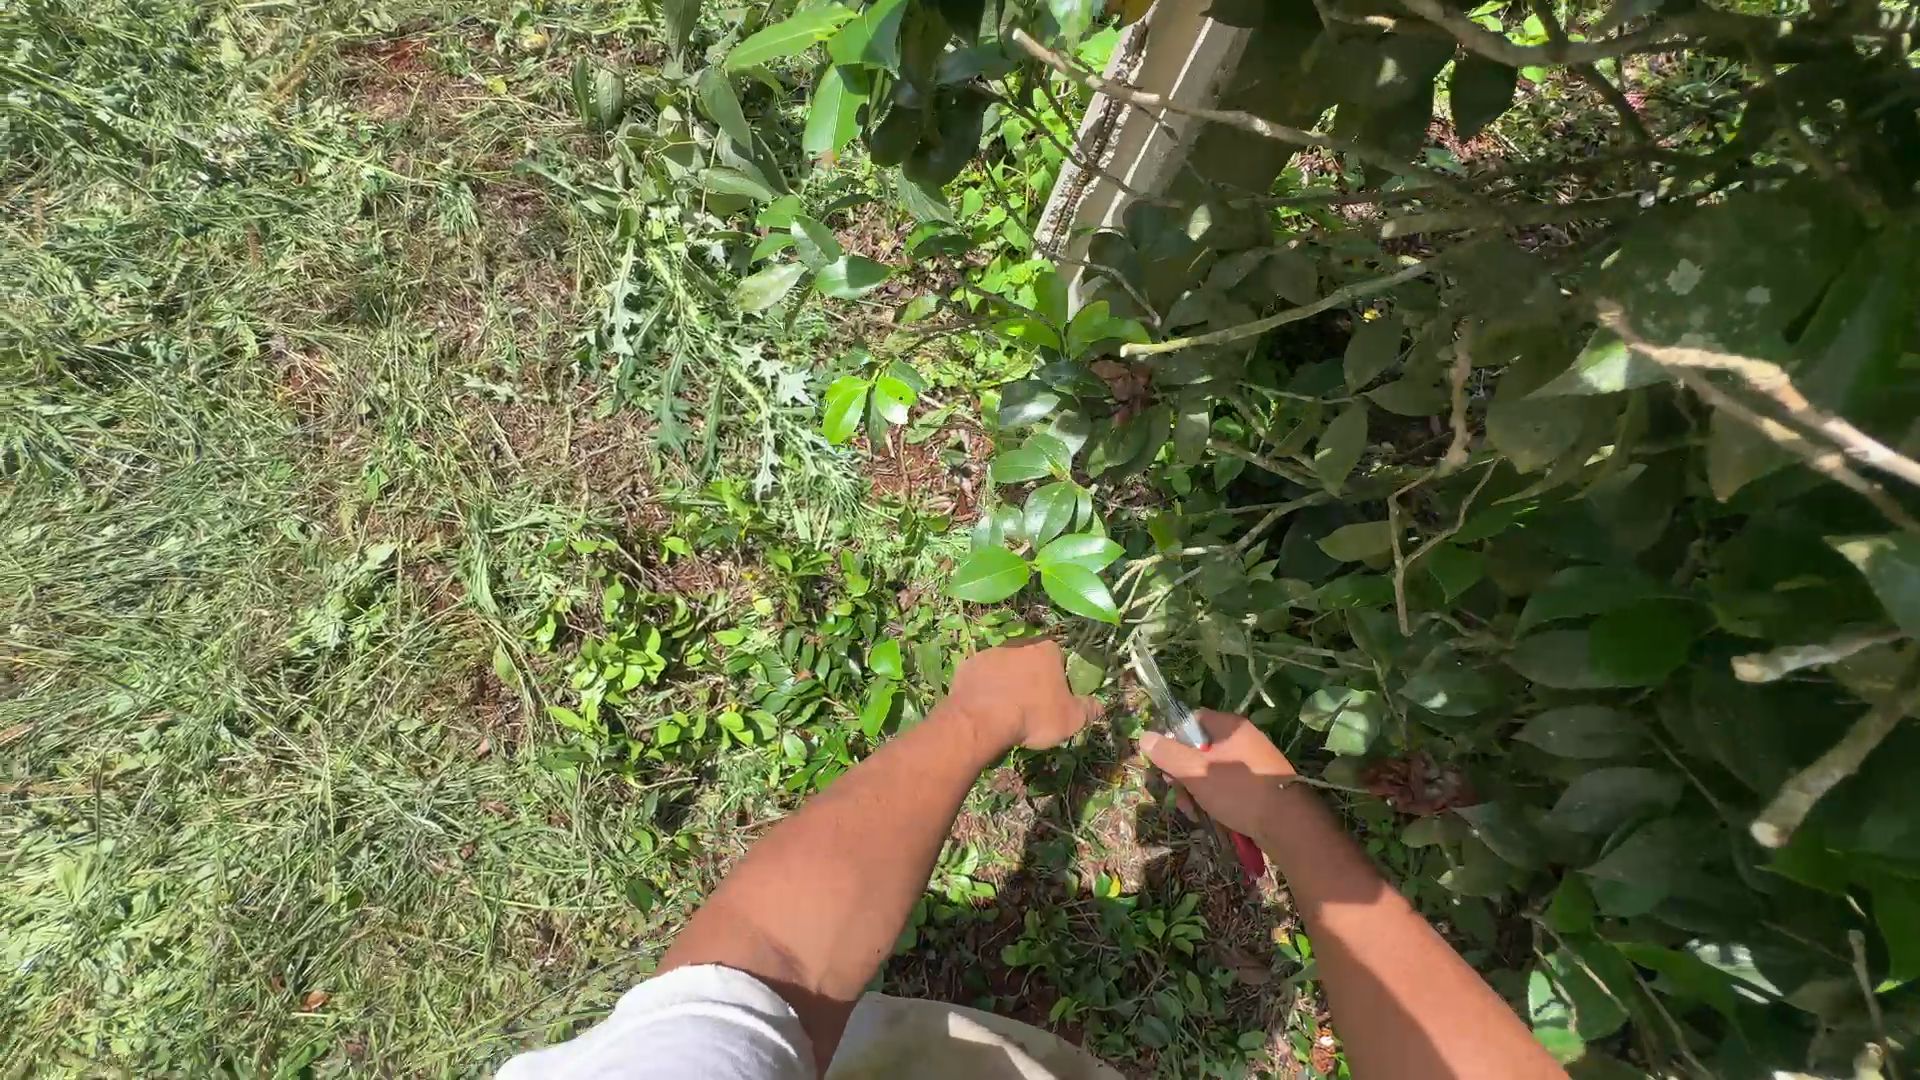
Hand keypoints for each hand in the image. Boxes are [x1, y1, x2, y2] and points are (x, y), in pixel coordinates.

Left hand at [945, 639, 1101, 750]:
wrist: (983, 719)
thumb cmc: (1034, 716)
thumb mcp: (1071, 719)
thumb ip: (1088, 710)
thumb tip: (1099, 706)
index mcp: (1047, 649)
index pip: (1057, 657)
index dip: (1056, 677)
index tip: (1053, 698)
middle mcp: (1019, 643)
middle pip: (1029, 659)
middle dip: (1030, 677)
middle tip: (1030, 704)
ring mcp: (991, 652)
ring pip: (1004, 666)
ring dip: (1006, 681)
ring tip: (1006, 709)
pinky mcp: (969, 665)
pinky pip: (982, 675)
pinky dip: (985, 687)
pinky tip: (986, 707)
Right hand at [1140, 710, 1303, 841]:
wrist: (1289, 826)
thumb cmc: (1238, 790)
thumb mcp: (1195, 771)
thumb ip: (1167, 754)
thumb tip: (1145, 737)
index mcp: (1229, 726)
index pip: (1191, 720)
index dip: (1173, 739)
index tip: (1166, 763)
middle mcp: (1243, 738)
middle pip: (1200, 748)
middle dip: (1184, 773)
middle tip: (1179, 794)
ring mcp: (1255, 762)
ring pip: (1212, 770)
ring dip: (1197, 790)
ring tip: (1195, 812)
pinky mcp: (1262, 785)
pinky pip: (1229, 785)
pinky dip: (1217, 798)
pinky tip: (1212, 817)